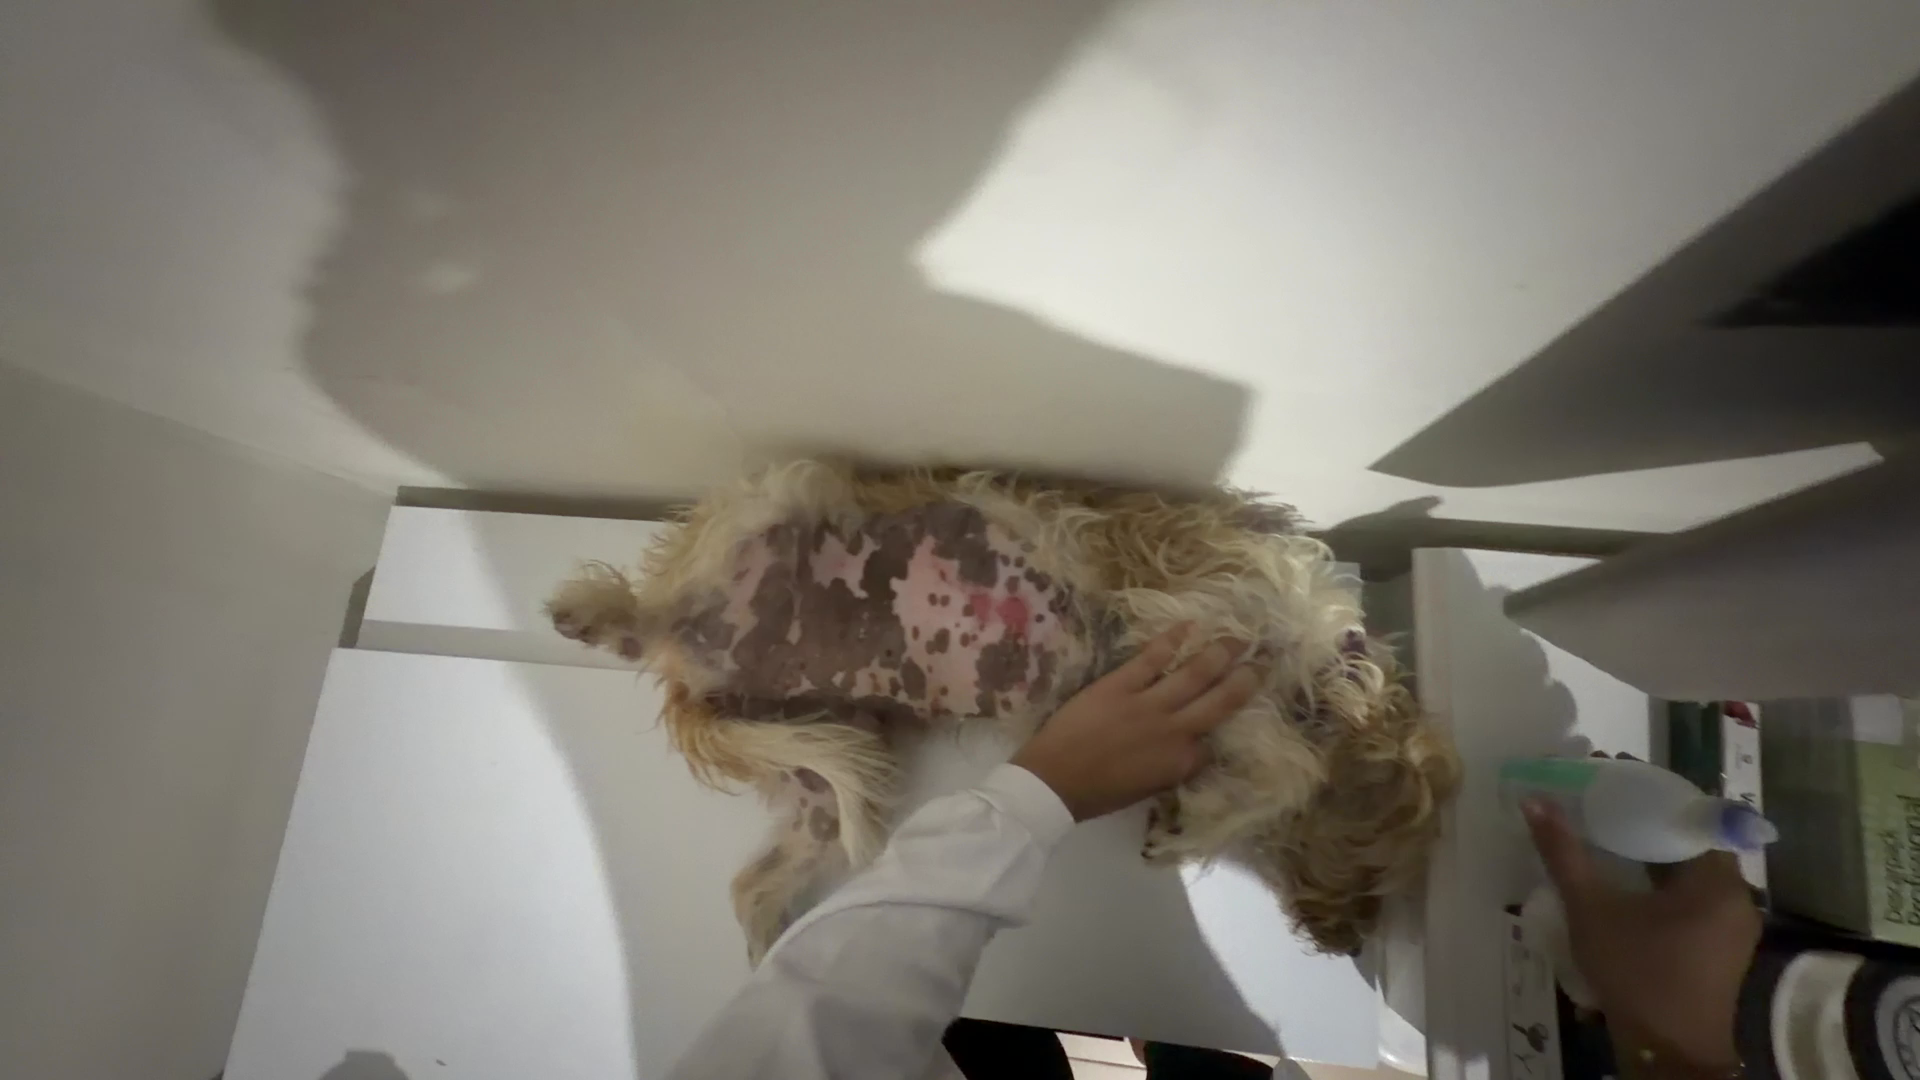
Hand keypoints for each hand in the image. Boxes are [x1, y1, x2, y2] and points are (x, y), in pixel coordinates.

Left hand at [1011, 625, 1258, 820]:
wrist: (1054, 780)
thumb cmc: (1097, 792)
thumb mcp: (1146, 789)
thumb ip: (1170, 767)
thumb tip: (1187, 749)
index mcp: (1180, 765)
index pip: (1213, 743)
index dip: (1225, 726)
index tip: (1239, 703)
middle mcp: (1175, 732)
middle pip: (1220, 701)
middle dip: (1245, 679)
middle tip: (1264, 660)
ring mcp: (1149, 705)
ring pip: (1195, 674)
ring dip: (1220, 653)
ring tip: (1239, 637)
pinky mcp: (1122, 685)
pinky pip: (1154, 657)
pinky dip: (1173, 639)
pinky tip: (1190, 625)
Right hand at [1523, 798, 1760, 1074]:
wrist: (1667, 1046)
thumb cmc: (1634, 969)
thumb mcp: (1589, 906)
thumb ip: (1562, 850)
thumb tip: (1534, 799)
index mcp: (1716, 885)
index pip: (1692, 815)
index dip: (1651, 787)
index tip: (1609, 767)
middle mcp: (1734, 897)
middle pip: (1688, 836)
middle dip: (1641, 808)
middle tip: (1593, 786)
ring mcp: (1727, 921)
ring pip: (1684, 861)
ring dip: (1644, 837)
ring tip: (1598, 816)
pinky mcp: (1713, 937)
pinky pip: (1684, 884)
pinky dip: (1652, 864)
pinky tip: (1616, 860)